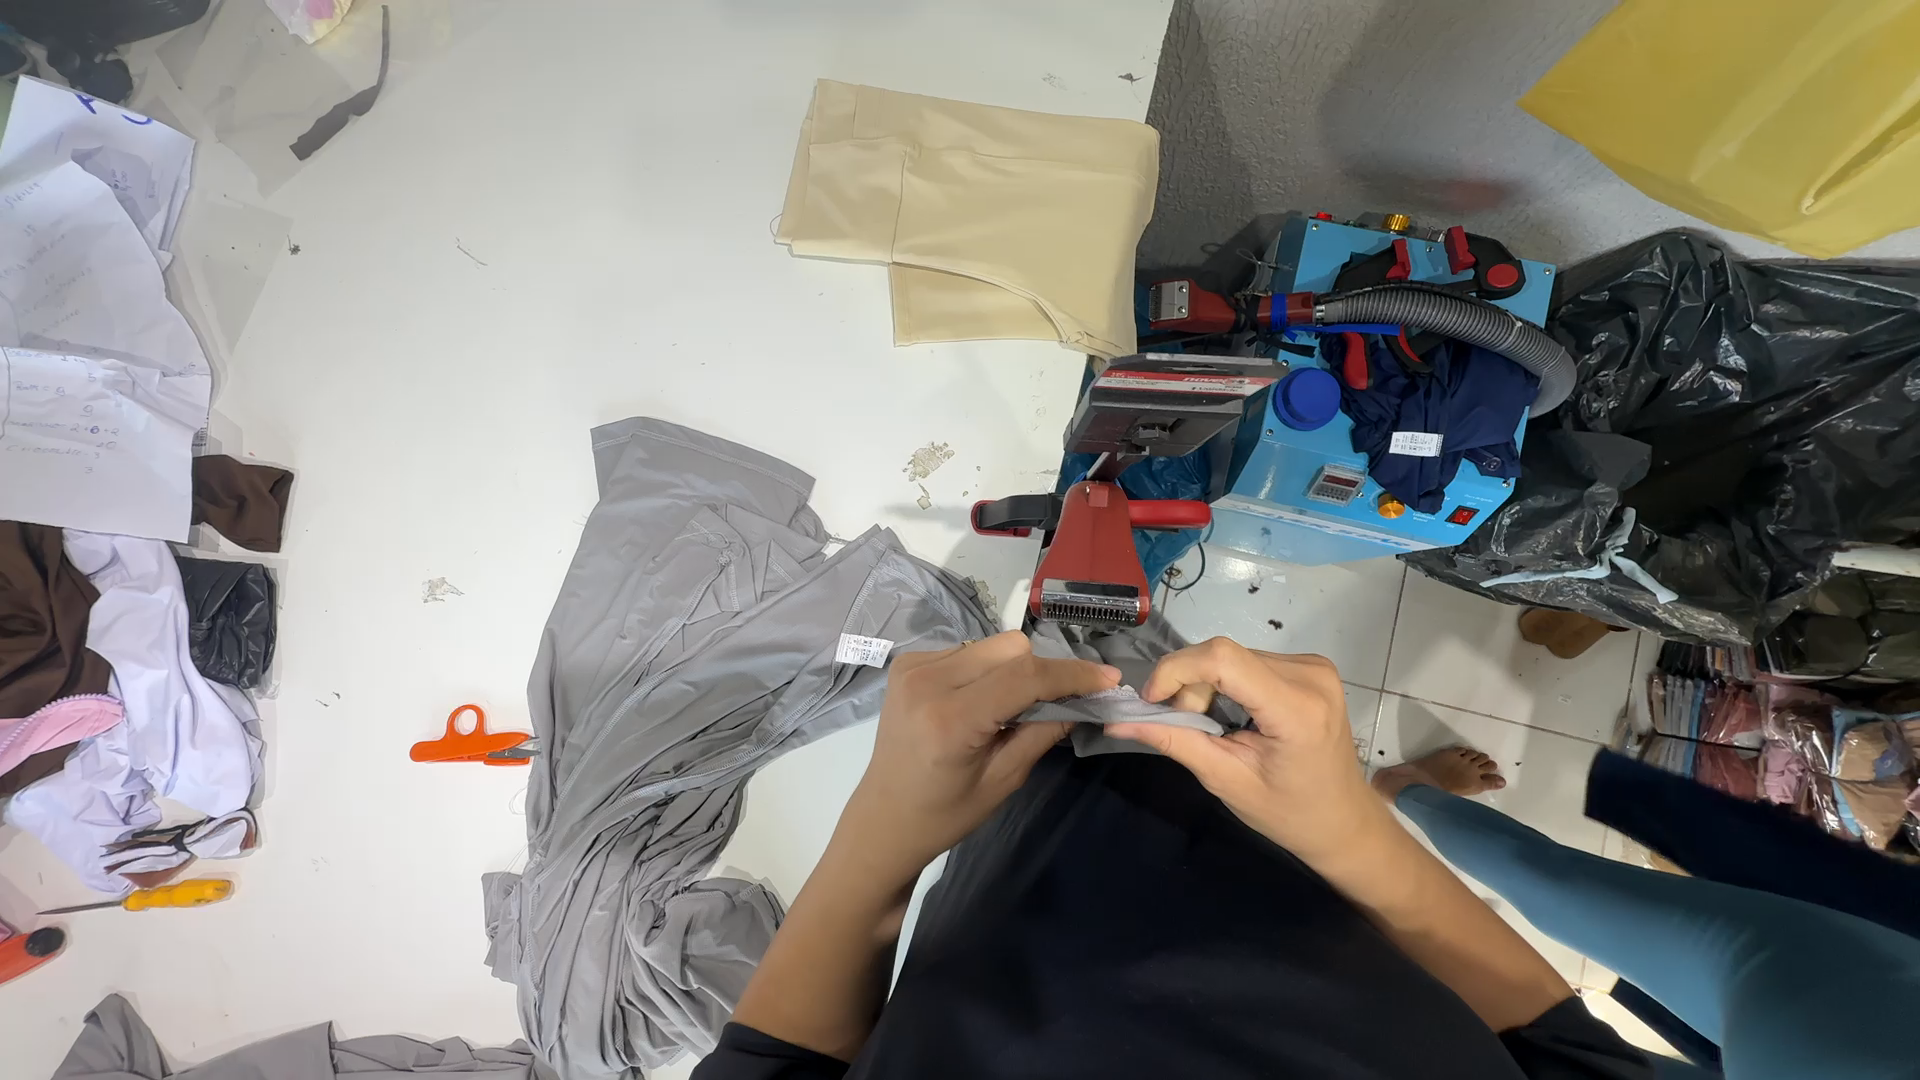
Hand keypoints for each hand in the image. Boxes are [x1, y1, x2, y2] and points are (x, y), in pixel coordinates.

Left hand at [845, 631, 1119, 870]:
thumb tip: (1082, 700)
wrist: (883, 818)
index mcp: (951, 719)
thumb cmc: (945, 813)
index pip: (1024, 677)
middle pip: (1011, 648)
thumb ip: (1043, 732)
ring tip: (1012, 705)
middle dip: (1042, 669)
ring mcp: (913, 667)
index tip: (1107, 678)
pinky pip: (966, 650)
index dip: (1071, 674)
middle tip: (1057, 700)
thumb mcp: (1004, 780)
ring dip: (1013, 667)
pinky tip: (980, 699)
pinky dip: (985, 669)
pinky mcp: (906, 663)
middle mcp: (928, 681)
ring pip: (990, 645)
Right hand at [1106, 637, 1385, 862]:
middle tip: (1186, 723)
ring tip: (1211, 723)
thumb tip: (1117, 723)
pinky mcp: (1310, 666)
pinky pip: (1247, 659)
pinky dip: (1225, 682)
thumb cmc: (1289, 813)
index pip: (1222, 659)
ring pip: (1231, 655)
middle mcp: (1310, 675)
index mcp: (1297, 708)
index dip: (1176, 670)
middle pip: (1222, 655)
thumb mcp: (1225, 779)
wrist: (1345, 823)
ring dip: (1205, 684)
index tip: (1153, 702)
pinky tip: (1232, 712)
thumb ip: (1173, 741)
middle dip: (1189, 684)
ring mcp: (1313, 666)